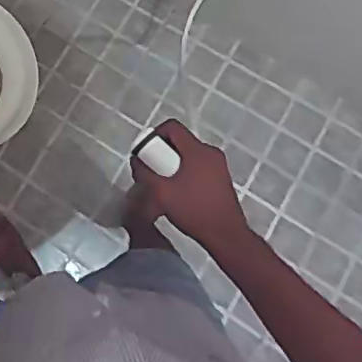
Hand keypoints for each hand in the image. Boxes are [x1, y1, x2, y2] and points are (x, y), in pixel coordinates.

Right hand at [129, 120, 251, 249]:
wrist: (226, 235)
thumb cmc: (193, 211)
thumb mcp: (161, 193)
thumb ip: (144, 173)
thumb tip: (136, 160)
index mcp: (197, 151)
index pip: (172, 127)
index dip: (154, 134)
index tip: (145, 152)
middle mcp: (210, 152)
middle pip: (180, 141)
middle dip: (162, 152)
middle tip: (151, 171)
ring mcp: (219, 165)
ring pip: (189, 154)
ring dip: (173, 164)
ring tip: (163, 185)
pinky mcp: (222, 178)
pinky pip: (198, 166)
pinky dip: (185, 172)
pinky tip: (179, 193)